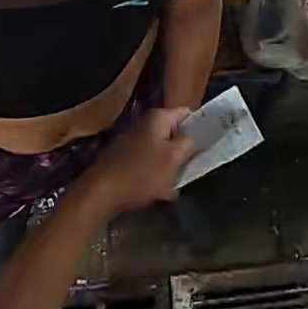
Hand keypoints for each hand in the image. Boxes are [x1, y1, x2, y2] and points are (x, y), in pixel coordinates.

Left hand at [78, 107, 197, 220]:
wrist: (98, 195)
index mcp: (158, 118)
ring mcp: (132, 140)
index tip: (209, 143)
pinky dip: (156, 173)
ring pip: (162, 149)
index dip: (201, 126)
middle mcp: (144, 123)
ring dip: (171, 165)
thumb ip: (191, 143)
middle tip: (193, 166)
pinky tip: (158, 190)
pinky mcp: (124, 157)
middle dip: (185, 150)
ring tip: (176, 183)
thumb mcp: (174, 158)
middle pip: (175, 132)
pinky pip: (149, 161)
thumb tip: (197, 135)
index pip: (189, 113)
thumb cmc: (141, 174)